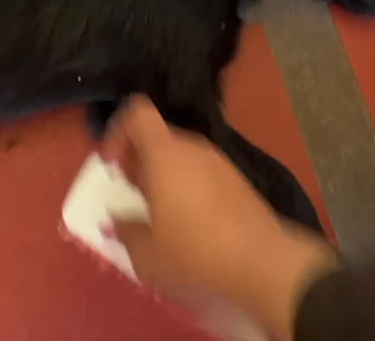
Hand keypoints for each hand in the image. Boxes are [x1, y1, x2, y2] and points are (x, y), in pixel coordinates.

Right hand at [100, 96, 337, 339]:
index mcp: (164, 152)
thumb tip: (118, 219)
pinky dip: (187, 187)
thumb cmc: (194, 252)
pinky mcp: (236, 179)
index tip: (113, 168)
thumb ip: (125, 230)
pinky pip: (200, 172)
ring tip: (160, 218)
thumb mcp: (146, 254)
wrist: (261, 262)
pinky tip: (190, 226)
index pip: (136, 113)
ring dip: (163, 178)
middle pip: (157, 137)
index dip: (117, 132)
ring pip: (179, 156)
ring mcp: (218, 160)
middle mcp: (191, 146)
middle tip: (133, 198)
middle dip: (138, 163)